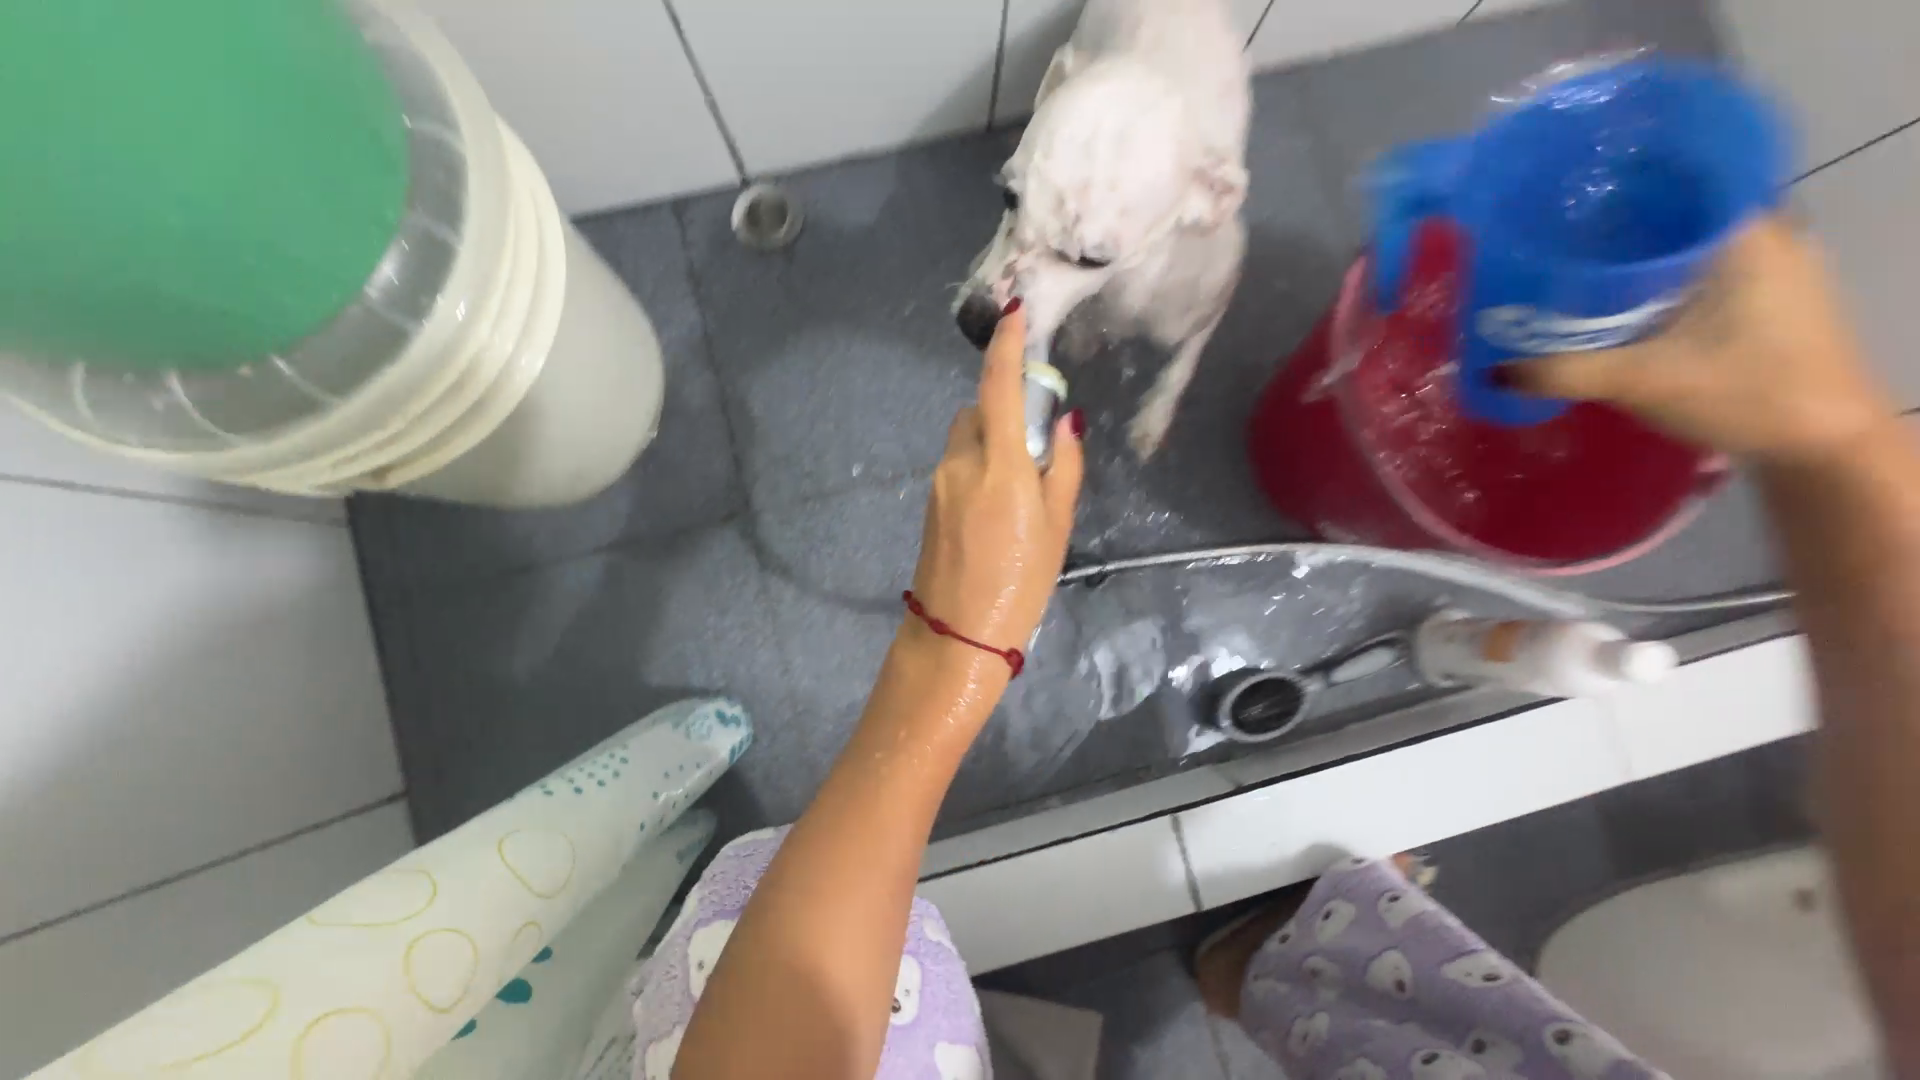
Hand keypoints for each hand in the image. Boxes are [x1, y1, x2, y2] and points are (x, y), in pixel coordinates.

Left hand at [906, 306, 1084, 671]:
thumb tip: (1065, 423)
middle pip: (977, 411)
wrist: (956, 636)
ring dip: (990, 444)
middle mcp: (960, 462)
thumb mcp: (1058, 528)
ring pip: (965, 439)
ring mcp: (938, 482)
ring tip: (1016, 494)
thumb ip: (1064, 469)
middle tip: (1035, 451)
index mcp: (998, 465)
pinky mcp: (929, 503)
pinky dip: (978, 468)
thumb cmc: (1021, 584)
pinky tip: (994, 513)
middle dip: (1003, 413)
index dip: (1006, 346)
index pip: (998, 387)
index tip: (1014, 313)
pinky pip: (957, 466)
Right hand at [1514, 217, 1894, 464]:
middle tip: (1554, 236)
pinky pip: (1697, 268)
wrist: (1822, 442)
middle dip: (1616, 221)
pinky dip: (1657, 276)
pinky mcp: (1766, 298)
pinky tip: (1617, 299)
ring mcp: (1772, 267)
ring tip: (1574, 265)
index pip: (1678, 178)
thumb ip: (1562, 372)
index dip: (1619, 182)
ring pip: (1687, 242)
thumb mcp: (1642, 380)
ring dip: (1637, 252)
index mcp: (1744, 234)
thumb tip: (1491, 372)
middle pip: (1677, 210)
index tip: (1567, 196)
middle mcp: (1765, 236)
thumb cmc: (1746, 392)